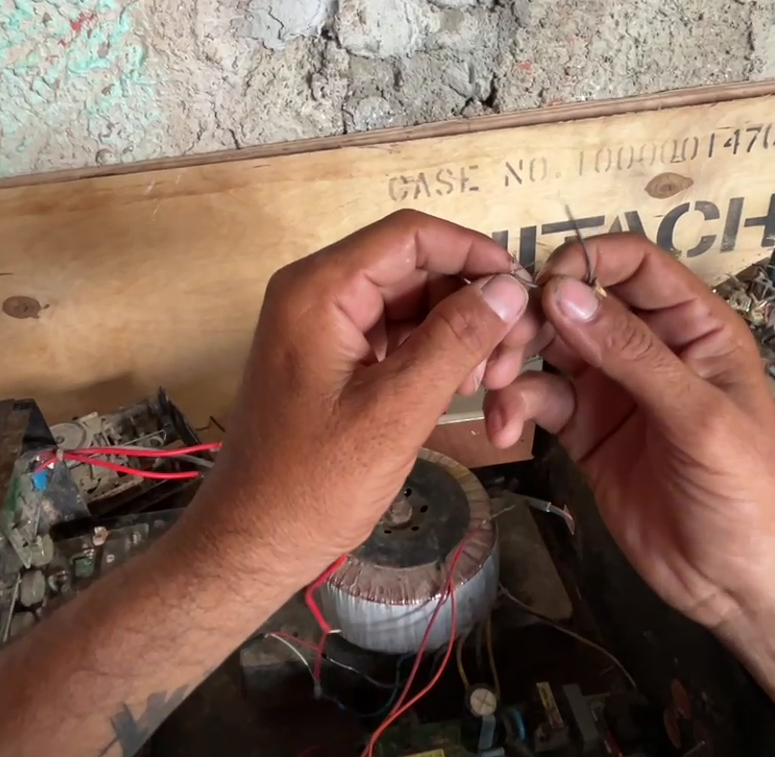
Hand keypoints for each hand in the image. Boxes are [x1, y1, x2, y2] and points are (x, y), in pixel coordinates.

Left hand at [185, 211, 542, 589]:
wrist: (253, 539)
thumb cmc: (316, 482)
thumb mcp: (396, 409)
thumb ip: (455, 341)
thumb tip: (509, 288)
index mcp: (320, 289)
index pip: (409, 235)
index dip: (471, 250)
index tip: (521, 287)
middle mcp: (317, 290)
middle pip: (411, 265)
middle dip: (467, 299)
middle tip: (513, 350)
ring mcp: (321, 321)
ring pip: (407, 298)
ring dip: (454, 328)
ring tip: (490, 378)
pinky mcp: (330, 351)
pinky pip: (392, 330)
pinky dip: (430, 350)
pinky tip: (459, 385)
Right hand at [483, 234, 774, 628]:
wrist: (745, 591)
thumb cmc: (751, 494)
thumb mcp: (698, 418)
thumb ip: (630, 352)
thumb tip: (560, 291)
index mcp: (692, 326)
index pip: (634, 264)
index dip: (587, 261)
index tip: (544, 287)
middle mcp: (645, 346)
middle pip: (576, 302)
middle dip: (533, 317)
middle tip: (500, 346)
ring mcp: (611, 386)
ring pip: (547, 347)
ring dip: (513, 361)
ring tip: (494, 391)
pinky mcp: (583, 427)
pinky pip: (538, 397)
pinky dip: (514, 406)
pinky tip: (503, 430)